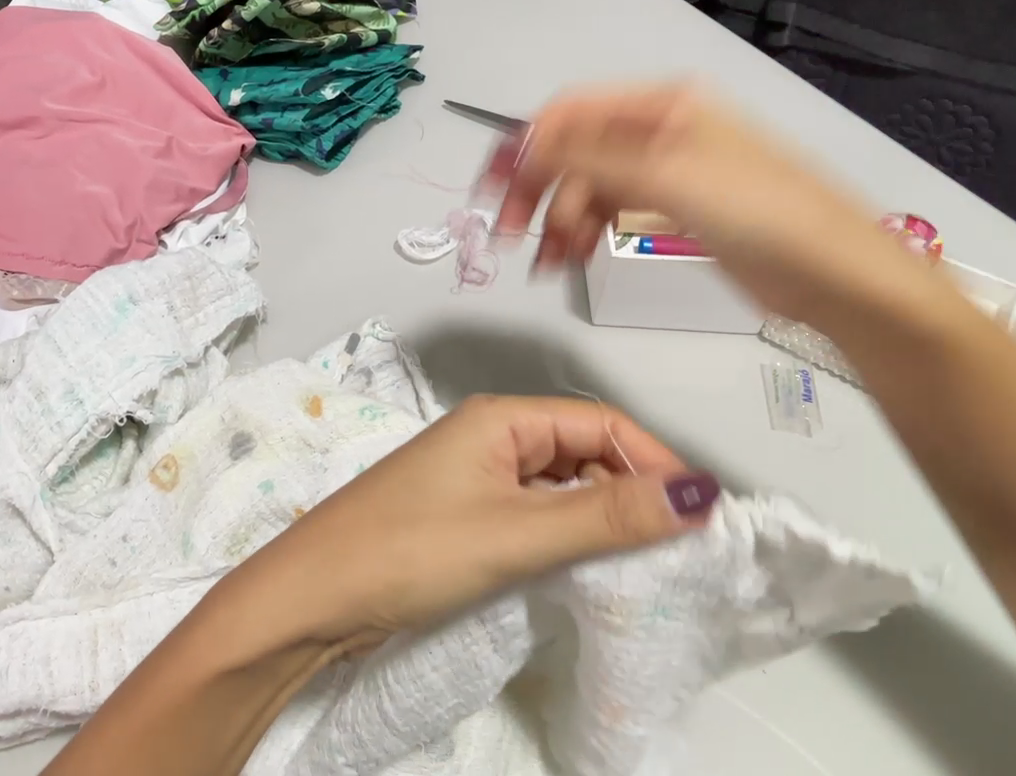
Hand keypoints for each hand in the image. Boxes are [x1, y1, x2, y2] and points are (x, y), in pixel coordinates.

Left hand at [223, 395, 716, 649]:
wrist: (312, 596)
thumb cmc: (410, 551)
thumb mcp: (517, 533)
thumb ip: (607, 514)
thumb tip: (701, 491)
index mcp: (500, 418)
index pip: (600, 422)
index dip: (655, 462)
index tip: (703, 517)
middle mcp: (488, 436)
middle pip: (581, 449)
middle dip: (631, 489)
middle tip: (679, 547)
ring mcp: (471, 475)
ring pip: (557, 483)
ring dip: (600, 514)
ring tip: (642, 561)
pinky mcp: (460, 513)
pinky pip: (530, 510)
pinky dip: (563, 532)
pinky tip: (583, 566)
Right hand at [493, 83, 952, 334]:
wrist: (836, 275)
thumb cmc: (760, 214)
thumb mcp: (668, 174)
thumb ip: (586, 156)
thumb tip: (520, 146)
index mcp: (661, 104)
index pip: (570, 113)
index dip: (524, 145)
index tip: (492, 188)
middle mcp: (657, 129)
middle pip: (573, 151)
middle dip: (538, 190)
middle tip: (510, 235)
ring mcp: (663, 170)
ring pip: (586, 186)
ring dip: (559, 219)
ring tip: (549, 261)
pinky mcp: (669, 209)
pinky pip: (608, 212)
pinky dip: (583, 232)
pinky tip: (573, 258)